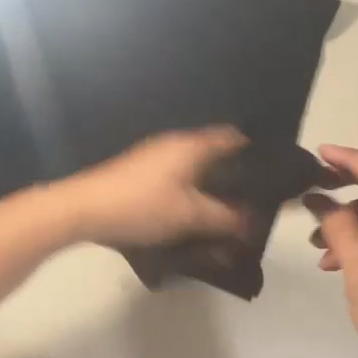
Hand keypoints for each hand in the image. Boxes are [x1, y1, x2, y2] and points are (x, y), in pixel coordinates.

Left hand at [47, 127, 248, 248]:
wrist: (82, 209)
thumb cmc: (140, 205)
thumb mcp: (190, 215)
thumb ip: (225, 217)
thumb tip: (252, 220)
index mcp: (189, 146)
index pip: (231, 137)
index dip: (255, 152)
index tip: (275, 173)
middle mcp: (171, 145)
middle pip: (213, 156)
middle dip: (234, 179)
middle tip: (258, 204)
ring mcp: (151, 160)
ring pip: (193, 173)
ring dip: (210, 192)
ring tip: (230, 218)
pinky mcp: (137, 177)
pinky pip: (175, 183)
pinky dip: (189, 197)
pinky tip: (195, 220)